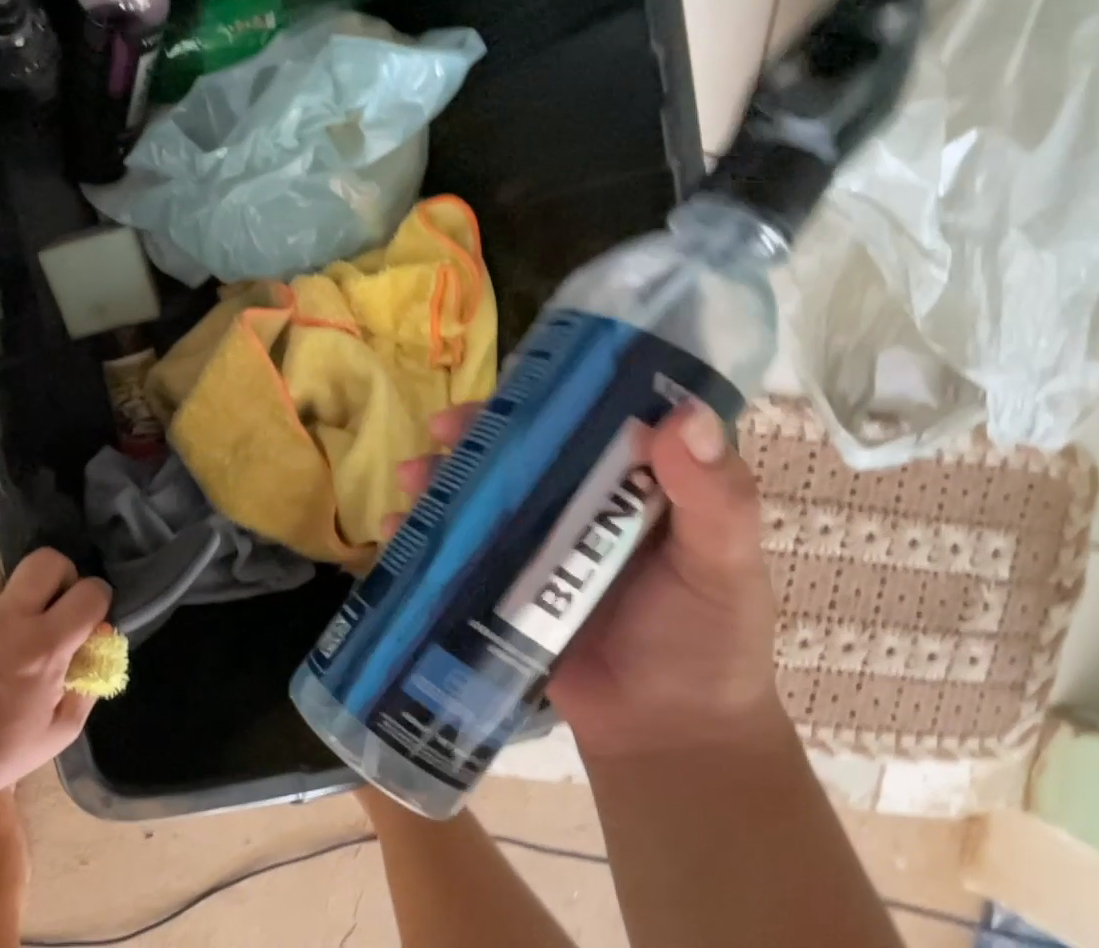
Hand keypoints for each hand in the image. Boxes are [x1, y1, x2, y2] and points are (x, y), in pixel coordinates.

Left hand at [0, 548, 111, 809]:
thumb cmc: (2, 752)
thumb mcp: (63, 729)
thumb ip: (90, 679)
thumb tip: (100, 638)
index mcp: (43, 649)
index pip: (90, 592)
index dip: (97, 601)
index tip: (89, 616)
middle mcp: (7, 619)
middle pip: (48, 560)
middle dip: (61, 576)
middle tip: (54, 606)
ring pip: (7, 580)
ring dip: (15, 601)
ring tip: (4, 637)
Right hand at [391, 402, 777, 759]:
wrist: (663, 731)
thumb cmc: (707, 640)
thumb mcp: (724, 564)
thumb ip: (714, 498)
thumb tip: (684, 416)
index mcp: (633, 485)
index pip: (588, 421)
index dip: (550, 396)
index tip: (514, 387)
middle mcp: (577, 504)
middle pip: (520, 453)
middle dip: (475, 435)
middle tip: (441, 427)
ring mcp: (533, 545)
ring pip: (480, 496)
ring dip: (440, 478)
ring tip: (410, 476)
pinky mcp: (499, 584)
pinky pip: (457, 549)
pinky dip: (422, 535)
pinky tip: (395, 529)